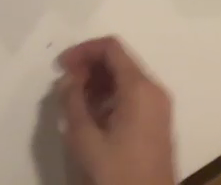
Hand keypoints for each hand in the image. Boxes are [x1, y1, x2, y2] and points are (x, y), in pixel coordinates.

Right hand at [57, 37, 175, 184]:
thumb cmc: (118, 174)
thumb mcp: (86, 139)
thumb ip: (72, 101)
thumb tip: (68, 79)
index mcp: (140, 88)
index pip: (110, 48)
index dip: (83, 50)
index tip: (61, 67)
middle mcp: (154, 91)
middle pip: (119, 61)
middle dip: (89, 68)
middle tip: (65, 85)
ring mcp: (159, 108)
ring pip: (125, 79)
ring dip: (98, 84)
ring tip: (75, 104)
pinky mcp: (157, 125)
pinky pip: (132, 97)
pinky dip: (110, 98)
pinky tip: (93, 119)